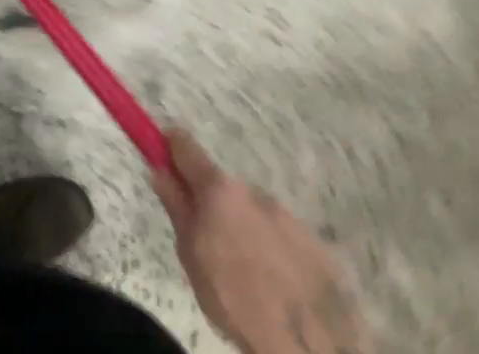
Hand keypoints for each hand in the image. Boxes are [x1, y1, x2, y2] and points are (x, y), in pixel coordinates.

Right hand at [153, 129, 370, 353]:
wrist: (306, 344)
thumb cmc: (231, 294)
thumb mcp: (189, 251)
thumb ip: (176, 206)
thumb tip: (160, 172)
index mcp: (221, 192)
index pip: (187, 148)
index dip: (169, 144)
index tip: (158, 145)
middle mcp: (258, 196)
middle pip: (224, 187)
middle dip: (211, 201)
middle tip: (202, 234)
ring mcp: (294, 221)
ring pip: (255, 213)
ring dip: (243, 226)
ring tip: (241, 265)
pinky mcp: (320, 248)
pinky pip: (283, 236)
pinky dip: (272, 247)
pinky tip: (271, 277)